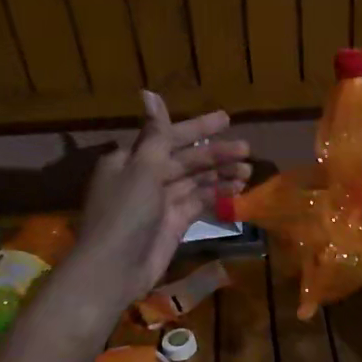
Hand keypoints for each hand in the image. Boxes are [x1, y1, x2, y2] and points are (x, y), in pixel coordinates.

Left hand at [70, 91, 249, 307]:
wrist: (114, 268)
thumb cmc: (125, 213)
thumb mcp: (141, 168)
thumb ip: (155, 134)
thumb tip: (149, 92)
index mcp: (130, 159)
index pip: (168, 136)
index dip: (197, 128)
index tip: (226, 119)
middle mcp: (144, 177)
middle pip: (185, 159)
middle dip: (215, 154)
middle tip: (247, 149)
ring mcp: (159, 203)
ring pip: (194, 182)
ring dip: (220, 174)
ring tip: (248, 170)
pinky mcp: (172, 225)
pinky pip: (197, 203)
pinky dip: (216, 196)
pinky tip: (238, 189)